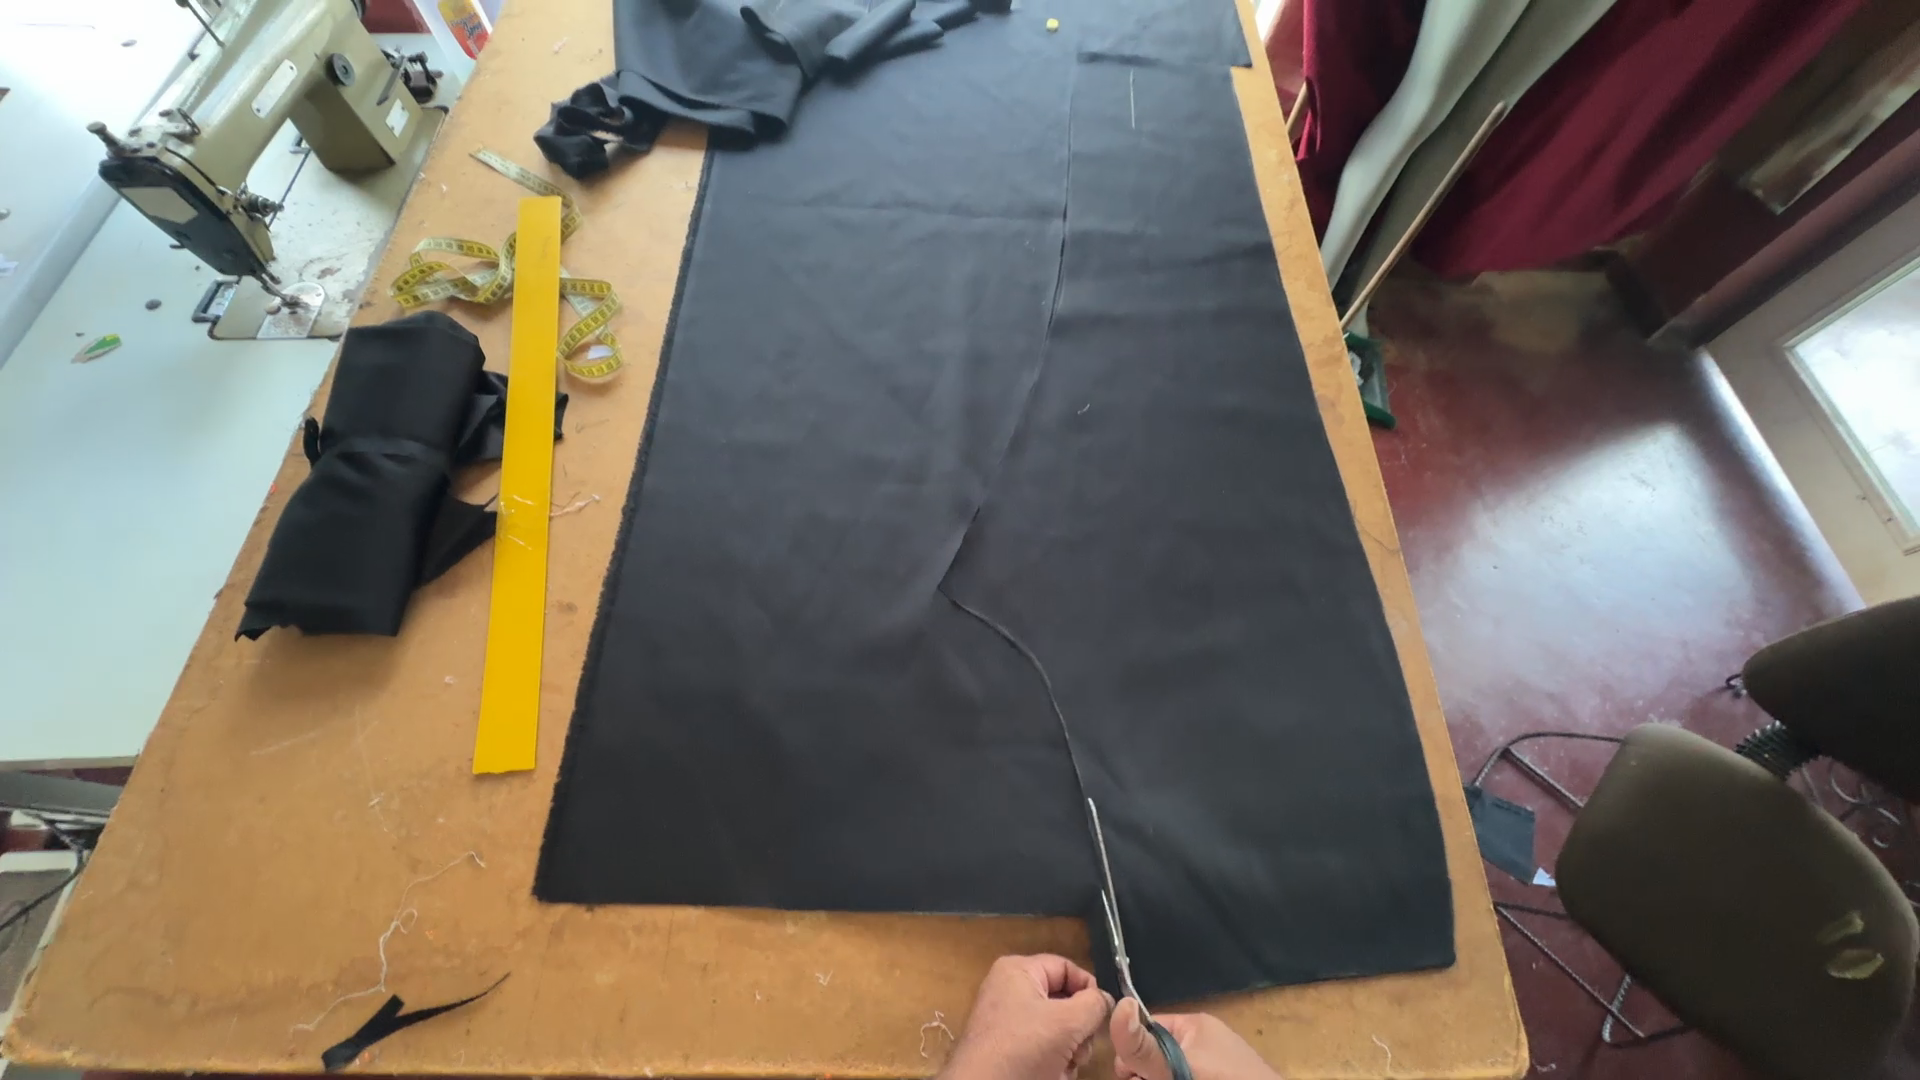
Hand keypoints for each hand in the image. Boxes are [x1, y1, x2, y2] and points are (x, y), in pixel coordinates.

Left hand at [939, 954, 1114, 1079]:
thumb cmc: (1021, 1048)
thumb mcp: (1065, 1023)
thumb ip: (1092, 1005)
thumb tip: (1105, 998)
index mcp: (1019, 970)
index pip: (1066, 968)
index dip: (1089, 988)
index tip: (1104, 1016)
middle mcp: (1012, 991)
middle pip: (1063, 1001)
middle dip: (1078, 1028)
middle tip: (1080, 1049)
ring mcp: (1009, 1021)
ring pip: (1056, 1029)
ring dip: (1068, 1051)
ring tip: (1064, 1067)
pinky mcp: (1008, 1049)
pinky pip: (1042, 1048)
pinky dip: (1053, 1063)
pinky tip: (1052, 1076)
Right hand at [1110, 998, 1282, 1079]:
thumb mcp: (1182, 1068)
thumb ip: (1146, 1049)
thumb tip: (1116, 1006)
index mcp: (1195, 1025)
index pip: (1148, 1028)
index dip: (1132, 1052)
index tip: (1127, 1076)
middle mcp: (1204, 1044)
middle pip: (1158, 1056)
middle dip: (1146, 1074)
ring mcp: (1215, 1069)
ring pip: (1173, 1072)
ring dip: (1160, 1078)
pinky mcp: (1223, 1078)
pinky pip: (1191, 1075)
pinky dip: (1183, 1078)